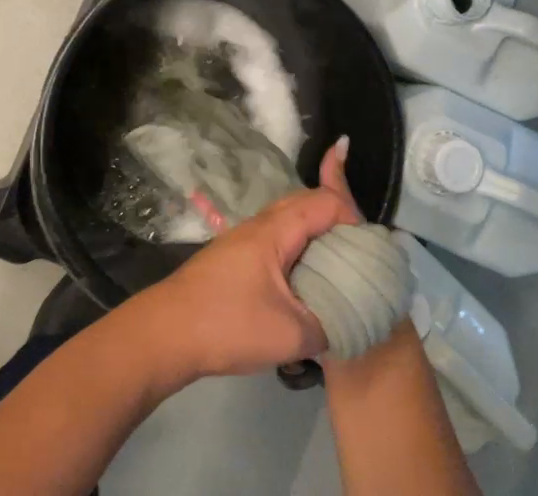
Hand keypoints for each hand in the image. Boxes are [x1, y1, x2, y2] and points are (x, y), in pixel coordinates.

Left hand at [134, 138, 364, 378]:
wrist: (164, 334)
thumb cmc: (227, 325)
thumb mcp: (292, 334)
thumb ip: (333, 323)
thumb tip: (354, 319)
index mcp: (273, 232)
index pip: (324, 203)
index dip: (355, 221)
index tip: (372, 255)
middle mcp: (256, 227)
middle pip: (305, 207)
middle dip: (338, 228)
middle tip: (362, 263)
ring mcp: (240, 242)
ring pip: (288, 226)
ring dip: (316, 243)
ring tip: (340, 276)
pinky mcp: (231, 260)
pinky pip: (274, 244)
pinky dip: (296, 256)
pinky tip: (305, 287)